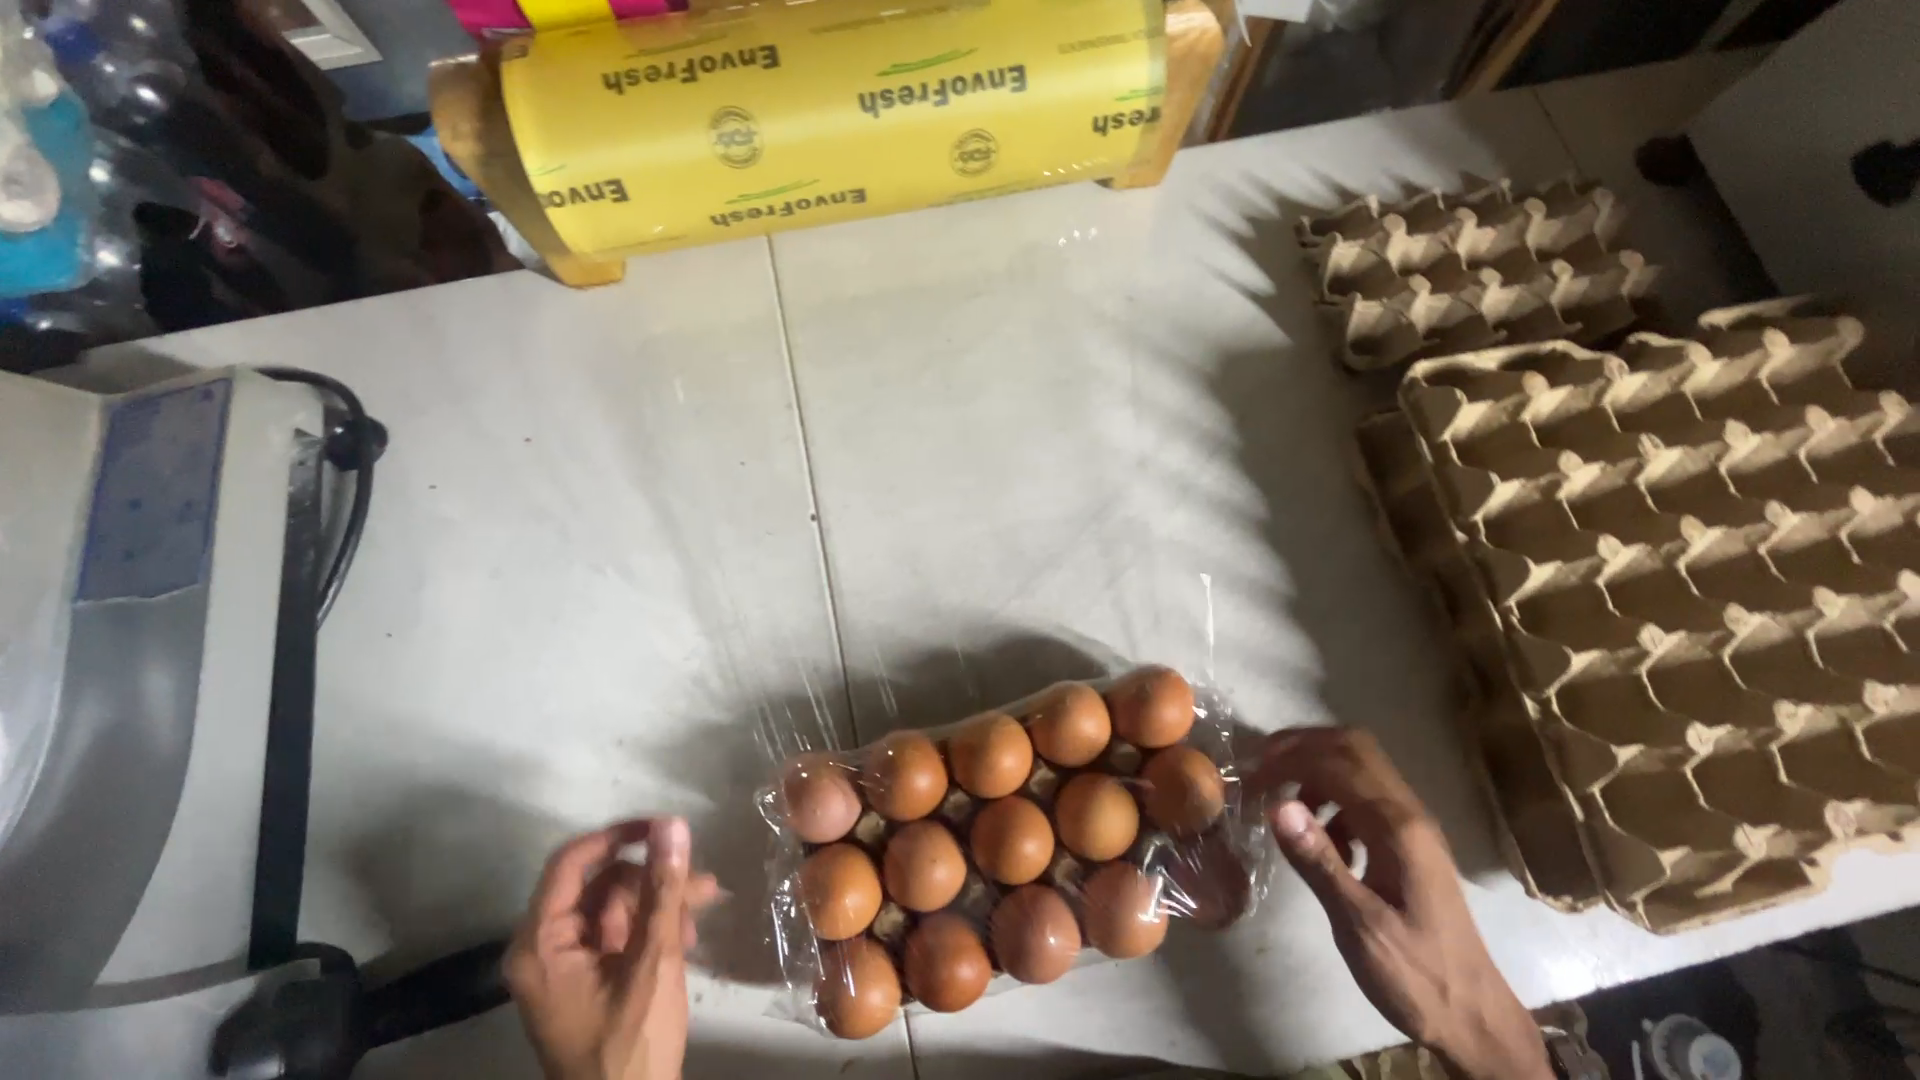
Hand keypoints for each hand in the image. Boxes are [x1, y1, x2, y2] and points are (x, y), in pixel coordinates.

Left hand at [505, 818, 721, 1079]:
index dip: (617, 836)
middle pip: (600, 885)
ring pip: (617, 905)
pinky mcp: (589, 976)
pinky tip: (686, 938)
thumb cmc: (630, 1044)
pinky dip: (653, 928)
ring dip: (661, 903)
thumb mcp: (652, 962)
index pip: (570, 863)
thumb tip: (673, 826)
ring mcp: (567, 963)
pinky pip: (620, 931)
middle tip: (702, 886)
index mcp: (540, 945)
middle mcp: (545, 947)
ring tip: (703, 911)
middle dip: (653, 880)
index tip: (664, 827)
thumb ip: (662, 891)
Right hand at [1256, 729, 1550, 1079]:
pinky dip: (1331, 800)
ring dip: (1314, 771)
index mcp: (1399, 828)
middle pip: (1353, 749)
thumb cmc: (1414, 975)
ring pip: (1359, 769)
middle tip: (1260, 767)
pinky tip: (1317, 838)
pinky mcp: (1407, 844)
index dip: (1290, 758)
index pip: (1339, 762)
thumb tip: (1277, 806)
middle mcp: (1409, 814)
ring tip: (1278, 801)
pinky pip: (1364, 799)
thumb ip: (1318, 861)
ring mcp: (1412, 828)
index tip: (1250, 775)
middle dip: (1302, 748)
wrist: (1473, 1019)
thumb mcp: (1359, 925)